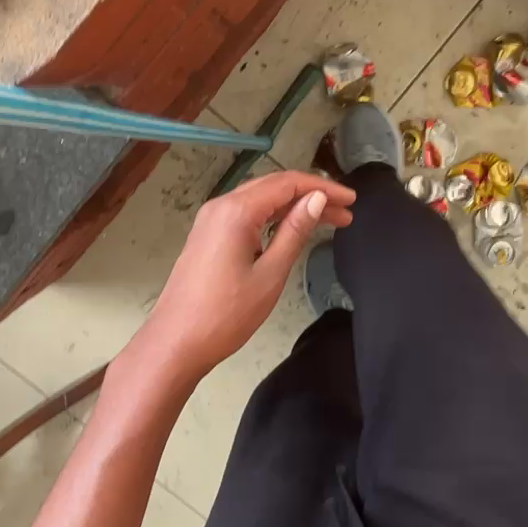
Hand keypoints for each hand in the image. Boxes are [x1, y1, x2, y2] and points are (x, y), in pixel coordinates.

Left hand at [127, 171, 355, 388]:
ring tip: (329, 221)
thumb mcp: (270, 273)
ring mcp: (211, 220)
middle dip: (312, 195)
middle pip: (274, 187)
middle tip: (346, 212)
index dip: (323, 187)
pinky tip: (293, 229)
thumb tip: (316, 199)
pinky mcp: (208, 236)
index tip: (352, 200)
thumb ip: (294, 232)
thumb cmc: (226, 314)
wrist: (176, 342)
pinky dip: (273, 217)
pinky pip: (246, 215)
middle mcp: (221, 206)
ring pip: (260, 200)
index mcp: (236, 211)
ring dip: (294, 206)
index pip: (287, 184)